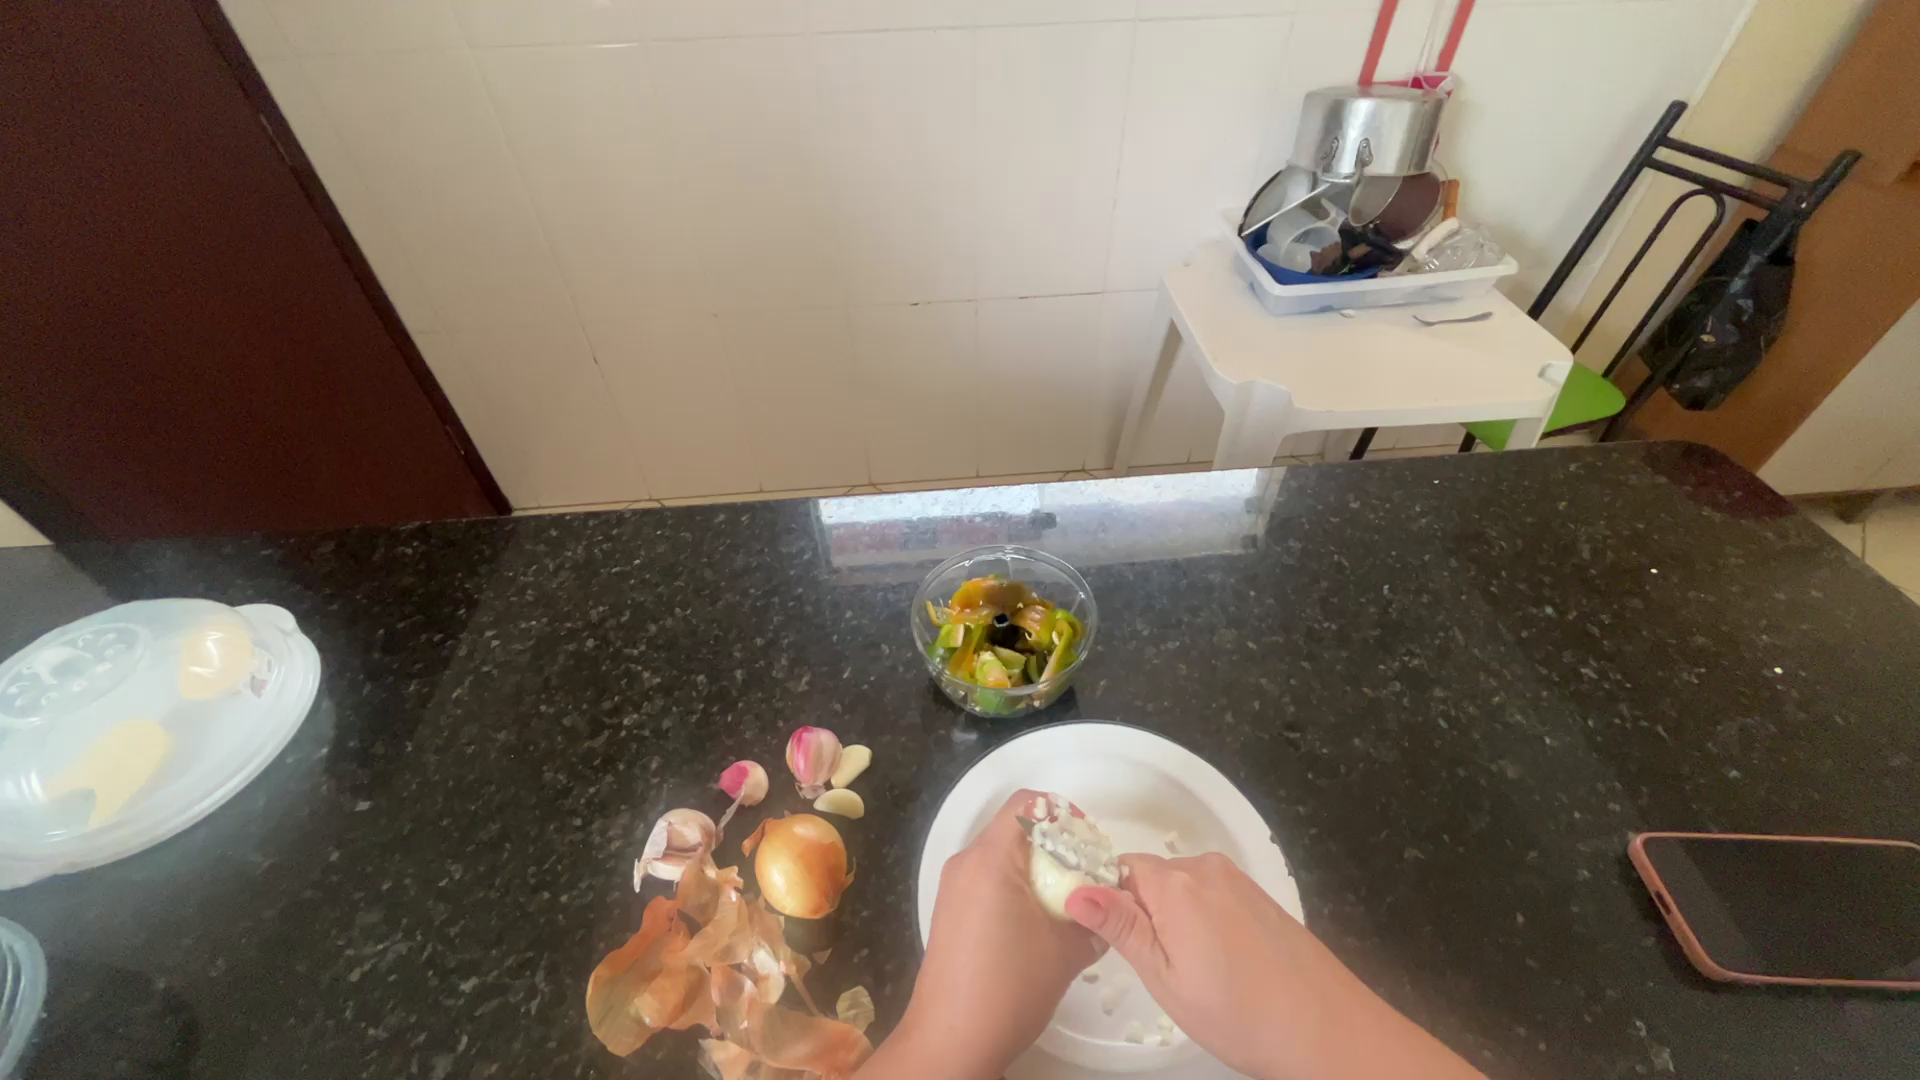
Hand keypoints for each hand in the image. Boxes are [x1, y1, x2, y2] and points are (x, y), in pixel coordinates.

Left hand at [857, 790, 1102, 1079]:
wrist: (949, 1041)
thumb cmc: (1008, 989)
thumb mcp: (1065, 952)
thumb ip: (1093, 919)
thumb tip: (1107, 904)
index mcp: (991, 859)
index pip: (1026, 803)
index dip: (1061, 811)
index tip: (1086, 841)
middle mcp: (967, 862)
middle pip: (1013, 826)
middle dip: (1054, 842)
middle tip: (1086, 872)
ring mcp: (954, 885)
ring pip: (1001, 853)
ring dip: (1036, 865)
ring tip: (1067, 899)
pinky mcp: (951, 908)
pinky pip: (988, 877)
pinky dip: (1016, 883)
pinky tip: (1038, 919)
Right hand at [1065, 853, 1485, 1079]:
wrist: (1328, 1030)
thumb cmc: (1238, 1013)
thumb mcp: (1165, 978)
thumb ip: (1120, 926)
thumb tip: (1074, 889)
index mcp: (1174, 884)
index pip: (1121, 869)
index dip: (1114, 902)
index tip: (1125, 942)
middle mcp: (1204, 867)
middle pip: (1153, 876)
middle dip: (1148, 912)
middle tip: (1165, 967)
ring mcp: (1236, 878)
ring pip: (1183, 887)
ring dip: (1178, 917)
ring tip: (1200, 971)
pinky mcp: (1259, 894)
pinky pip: (1213, 894)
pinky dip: (1208, 919)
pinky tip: (1226, 962)